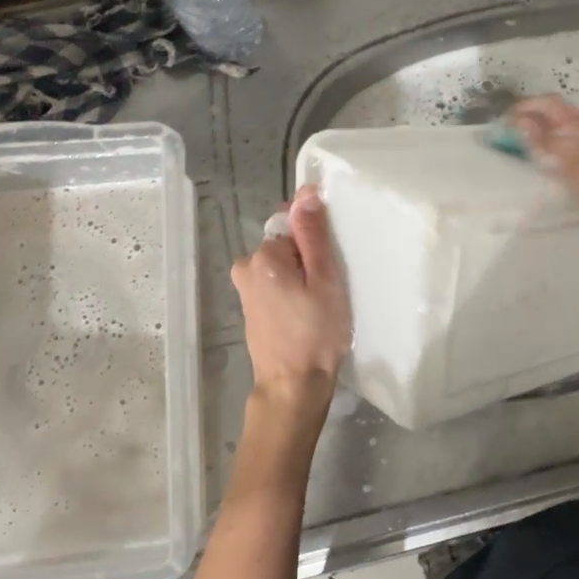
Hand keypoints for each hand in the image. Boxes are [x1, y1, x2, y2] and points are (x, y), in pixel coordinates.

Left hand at [231, 184, 350, 408]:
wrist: (294, 386)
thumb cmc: (316, 333)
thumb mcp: (325, 280)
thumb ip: (313, 235)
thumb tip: (306, 192)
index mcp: (263, 256)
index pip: (294, 225)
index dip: (317, 243)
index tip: (331, 268)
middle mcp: (246, 267)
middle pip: (287, 246)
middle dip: (310, 261)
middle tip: (330, 289)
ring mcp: (246, 290)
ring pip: (283, 268)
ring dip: (303, 279)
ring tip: (322, 306)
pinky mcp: (252, 309)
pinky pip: (278, 286)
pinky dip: (294, 294)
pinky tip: (309, 316)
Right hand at [508, 95, 578, 229]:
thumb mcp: (573, 165)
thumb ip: (547, 144)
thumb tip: (521, 121)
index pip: (547, 104)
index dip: (526, 107)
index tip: (506, 120)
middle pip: (562, 114)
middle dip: (539, 121)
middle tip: (520, 138)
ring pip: (578, 129)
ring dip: (557, 135)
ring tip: (543, 154)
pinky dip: (575, 147)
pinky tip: (575, 163)